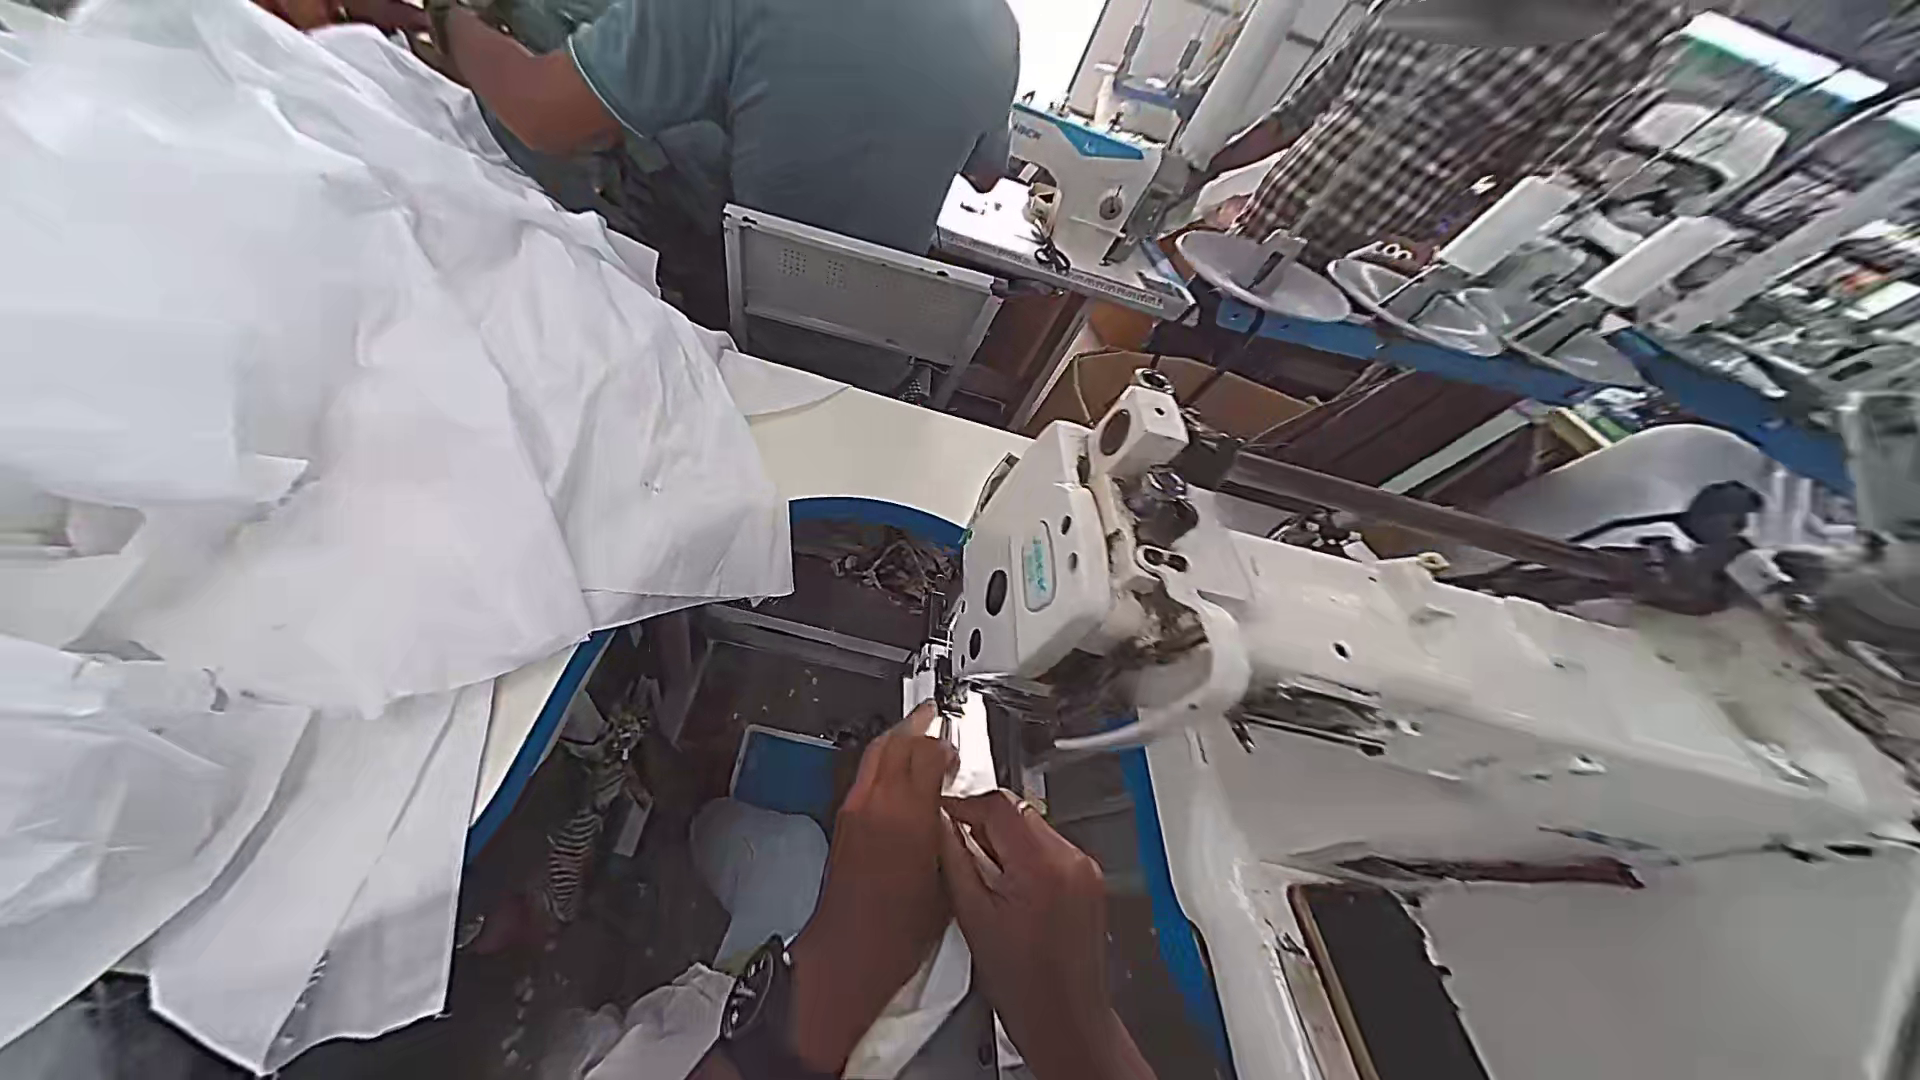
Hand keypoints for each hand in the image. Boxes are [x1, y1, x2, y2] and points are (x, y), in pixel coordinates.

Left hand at [786, 705, 955, 1072]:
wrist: (849, 952)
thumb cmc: (896, 930)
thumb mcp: (945, 880)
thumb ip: (950, 833)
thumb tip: (953, 807)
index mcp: (908, 814)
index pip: (927, 755)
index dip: (944, 746)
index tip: (954, 749)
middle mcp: (878, 802)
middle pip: (898, 742)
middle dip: (918, 726)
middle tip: (934, 717)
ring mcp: (857, 806)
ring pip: (877, 750)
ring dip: (898, 736)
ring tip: (914, 729)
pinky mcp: (844, 816)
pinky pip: (866, 769)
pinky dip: (883, 756)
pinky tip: (894, 763)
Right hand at [939, 792, 1154, 1079]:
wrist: (1067, 1021)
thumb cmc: (1023, 986)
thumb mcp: (973, 917)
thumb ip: (954, 860)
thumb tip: (941, 823)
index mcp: (1041, 866)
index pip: (998, 806)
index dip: (965, 804)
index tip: (944, 810)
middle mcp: (1069, 858)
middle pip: (1017, 810)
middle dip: (984, 820)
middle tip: (960, 842)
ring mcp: (1084, 866)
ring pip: (1032, 824)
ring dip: (1005, 836)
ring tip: (987, 872)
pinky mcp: (1088, 875)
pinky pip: (1049, 844)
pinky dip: (1025, 852)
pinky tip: (1011, 883)